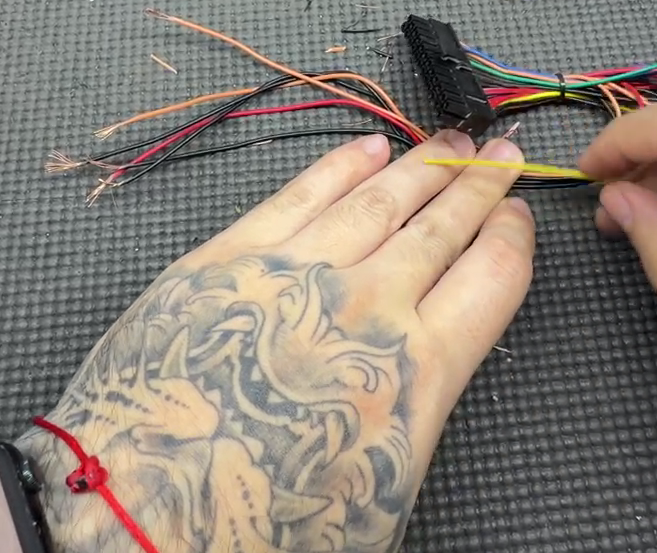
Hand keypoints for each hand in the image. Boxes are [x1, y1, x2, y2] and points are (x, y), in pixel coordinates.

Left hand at [22, 131, 533, 552]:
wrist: (137, 515)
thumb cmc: (256, 530)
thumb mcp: (377, 492)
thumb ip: (415, 407)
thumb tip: (427, 358)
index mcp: (412, 373)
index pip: (487, 280)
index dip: (510, 239)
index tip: (519, 216)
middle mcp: (364, 307)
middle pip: (440, 226)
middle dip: (478, 186)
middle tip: (500, 156)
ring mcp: (297, 271)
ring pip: (378, 200)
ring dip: (422, 167)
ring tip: (449, 142)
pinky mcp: (234, 255)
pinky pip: (302, 194)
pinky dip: (341, 167)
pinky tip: (369, 149)